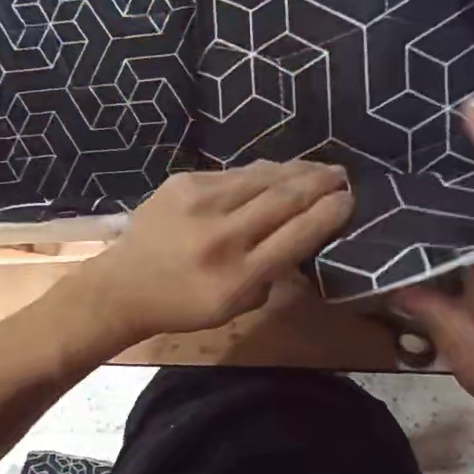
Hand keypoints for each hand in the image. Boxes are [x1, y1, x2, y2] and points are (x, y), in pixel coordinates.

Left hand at [67, 160, 353, 342]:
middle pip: (285, 198)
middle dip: (320, 182)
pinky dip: (262, 173)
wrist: (123, 286)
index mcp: (238, 276)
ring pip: (262, 176)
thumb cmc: (184, 305)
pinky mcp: (183, 182)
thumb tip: (302, 235)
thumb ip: (272, 274)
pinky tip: (276, 172)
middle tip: (342, 174)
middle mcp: (223, 235)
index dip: (330, 213)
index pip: (298, 234)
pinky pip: (235, 173)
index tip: (350, 199)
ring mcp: (200, 203)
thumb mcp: (236, 306)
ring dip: (296, 169)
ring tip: (318, 167)